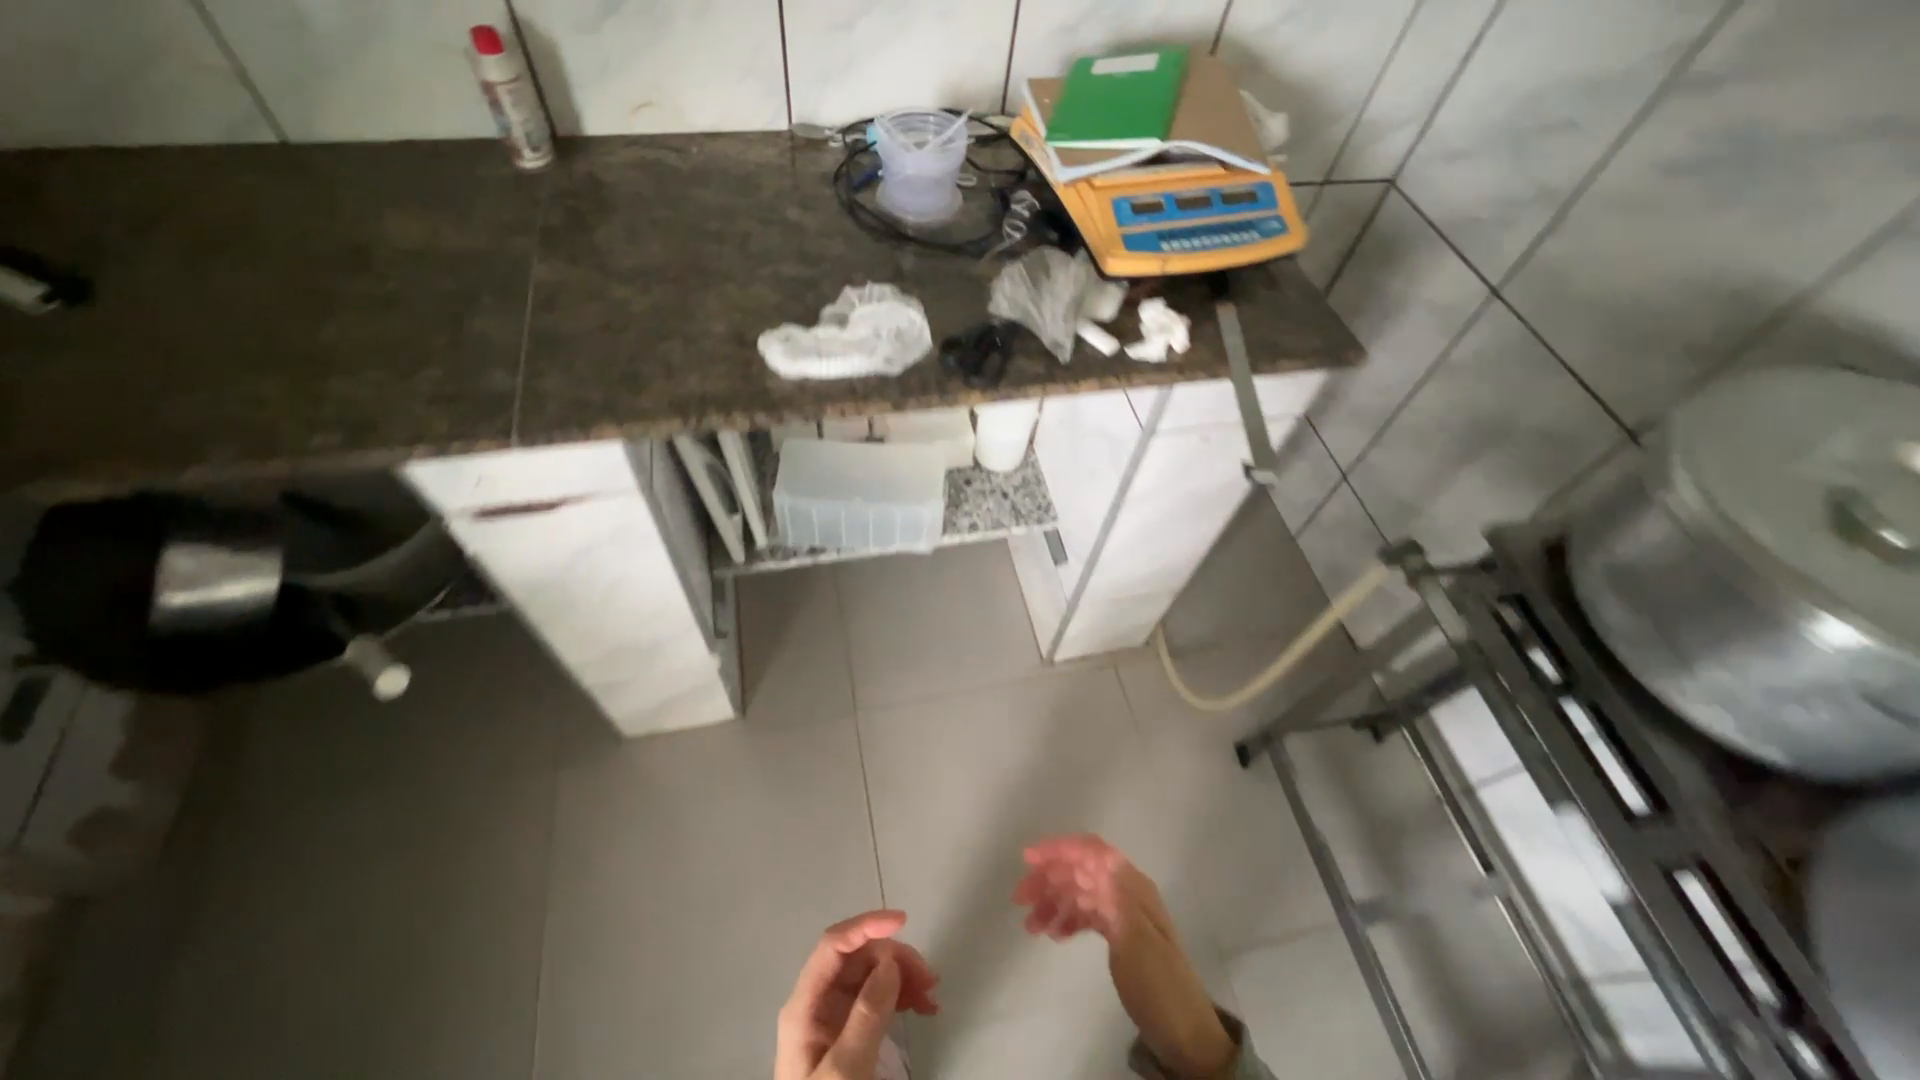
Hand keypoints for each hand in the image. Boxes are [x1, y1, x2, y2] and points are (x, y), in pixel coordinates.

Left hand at [775, 910, 939, 1079]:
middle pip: (856, 958)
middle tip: (929, 978)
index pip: (832, 946)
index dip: (866, 926)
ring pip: (871, 974)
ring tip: (931, 997)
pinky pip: (877, 997)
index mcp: (804, 1006)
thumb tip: (889, 962)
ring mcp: (832, 1017)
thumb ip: (866, 1015)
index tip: (904, 921)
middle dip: (894, 957)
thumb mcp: (845, 1070)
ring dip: (903, 976)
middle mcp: (816, 1003)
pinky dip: (902, 995)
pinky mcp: (849, 1032)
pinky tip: (924, 1007)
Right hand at [1013, 834, 1236, 1077]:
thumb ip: (1116, 898)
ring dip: (1054, 902)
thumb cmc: (1159, 986)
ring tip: (1031, 926)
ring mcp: (1123, 913)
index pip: (1093, 852)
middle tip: (1019, 900)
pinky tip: (1054, 935)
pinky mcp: (1119, 934)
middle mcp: (1128, 892)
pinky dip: (1067, 919)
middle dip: (1049, 878)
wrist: (1185, 1033)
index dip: (1060, 849)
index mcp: (1134, 888)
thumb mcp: (1137, 942)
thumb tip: (1094, 857)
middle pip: (1081, 870)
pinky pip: (1087, 914)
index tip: (1027, 859)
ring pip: (1080, 892)